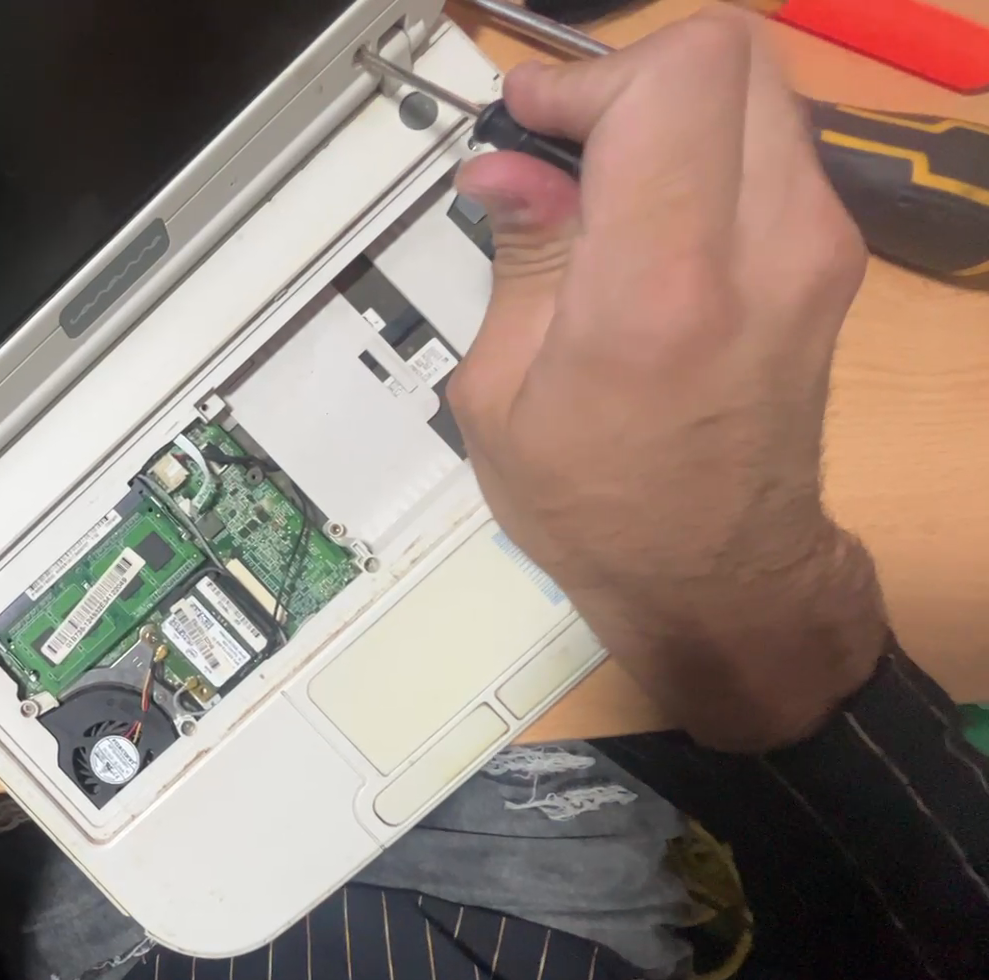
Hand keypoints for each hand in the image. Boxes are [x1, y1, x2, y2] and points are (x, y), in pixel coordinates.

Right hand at [449, 10, 885, 750]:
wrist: (710, 569)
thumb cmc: (582, 502)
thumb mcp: (500, 392)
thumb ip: (517, 262)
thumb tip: (501, 172)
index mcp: (653, 293)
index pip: (672, 90)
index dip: (585, 77)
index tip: (520, 114)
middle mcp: (762, 250)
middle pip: (731, 61)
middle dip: (620, 81)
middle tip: (544, 138)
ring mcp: (817, 248)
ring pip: (754, 94)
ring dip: (656, 115)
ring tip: (576, 182)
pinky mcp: (828, 257)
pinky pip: (764, 150)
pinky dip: (689, 152)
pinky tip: (627, 214)